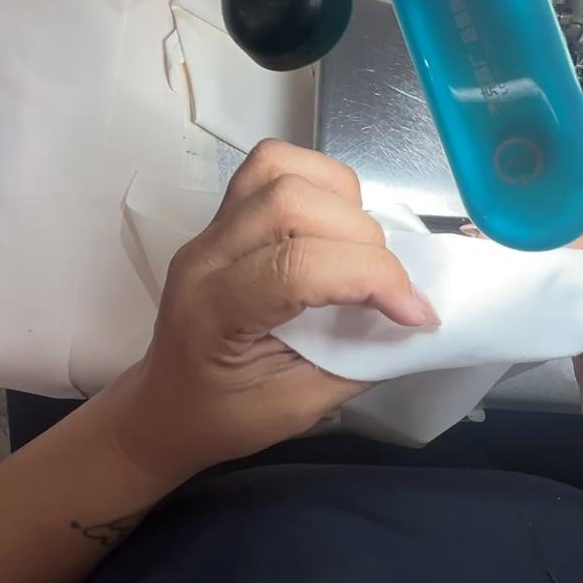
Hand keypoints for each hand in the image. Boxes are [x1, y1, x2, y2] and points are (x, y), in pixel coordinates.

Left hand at [103, 140, 435, 479]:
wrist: (166, 405)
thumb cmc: (222, 415)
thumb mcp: (298, 408)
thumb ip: (359, 362)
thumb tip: (417, 319)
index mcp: (213, 311)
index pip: (296, 265)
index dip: (373, 278)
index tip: (416, 315)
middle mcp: (205, 254)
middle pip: (289, 201)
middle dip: (362, 238)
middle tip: (385, 288)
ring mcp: (210, 228)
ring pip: (279, 168)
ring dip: (341, 200)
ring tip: (360, 249)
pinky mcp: (223, 216)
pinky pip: (272, 167)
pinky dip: (319, 183)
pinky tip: (334, 227)